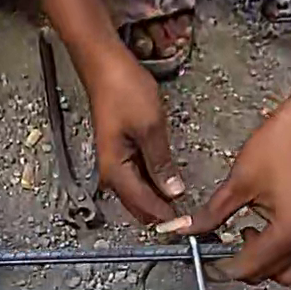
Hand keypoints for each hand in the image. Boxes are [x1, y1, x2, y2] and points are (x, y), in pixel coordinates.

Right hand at [84, 48, 184, 223]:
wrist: (104, 65)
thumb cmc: (123, 90)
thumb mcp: (150, 129)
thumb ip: (161, 164)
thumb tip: (173, 192)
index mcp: (115, 170)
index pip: (143, 205)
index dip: (165, 217)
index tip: (185, 225)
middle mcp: (111, 172)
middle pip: (137, 205)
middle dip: (160, 214)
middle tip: (186, 220)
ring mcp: (114, 164)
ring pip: (137, 194)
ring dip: (157, 201)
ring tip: (181, 205)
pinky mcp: (120, 154)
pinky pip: (137, 179)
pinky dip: (152, 185)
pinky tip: (168, 184)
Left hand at [158, 92, 290, 285]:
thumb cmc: (285, 141)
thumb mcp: (239, 181)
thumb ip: (211, 213)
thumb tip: (186, 229)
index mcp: (289, 230)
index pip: (249, 267)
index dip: (223, 269)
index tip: (208, 265)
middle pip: (270, 274)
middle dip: (245, 265)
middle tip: (226, 244)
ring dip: (272, 264)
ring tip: (256, 236)